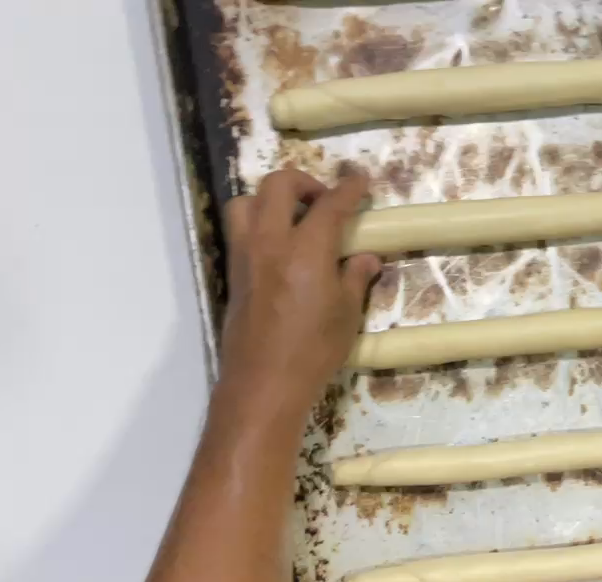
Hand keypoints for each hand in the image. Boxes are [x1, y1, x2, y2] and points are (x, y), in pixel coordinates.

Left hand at [216, 169, 380, 422]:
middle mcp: (271, 241)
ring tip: (292, 218)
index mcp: (306, 248)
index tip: (361, 181)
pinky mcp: (234, 272)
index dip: (349, 189)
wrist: (266, 379)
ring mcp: (246, 254)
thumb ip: (355, 278)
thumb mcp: (347, 315)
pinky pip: (241, 229)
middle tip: (324, 200)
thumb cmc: (314, 349)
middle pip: (279, 185)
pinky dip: (259, 222)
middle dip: (305, 182)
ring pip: (249, 201)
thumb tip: (367, 258)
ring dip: (271, 198)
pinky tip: (277, 246)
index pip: (330, 204)